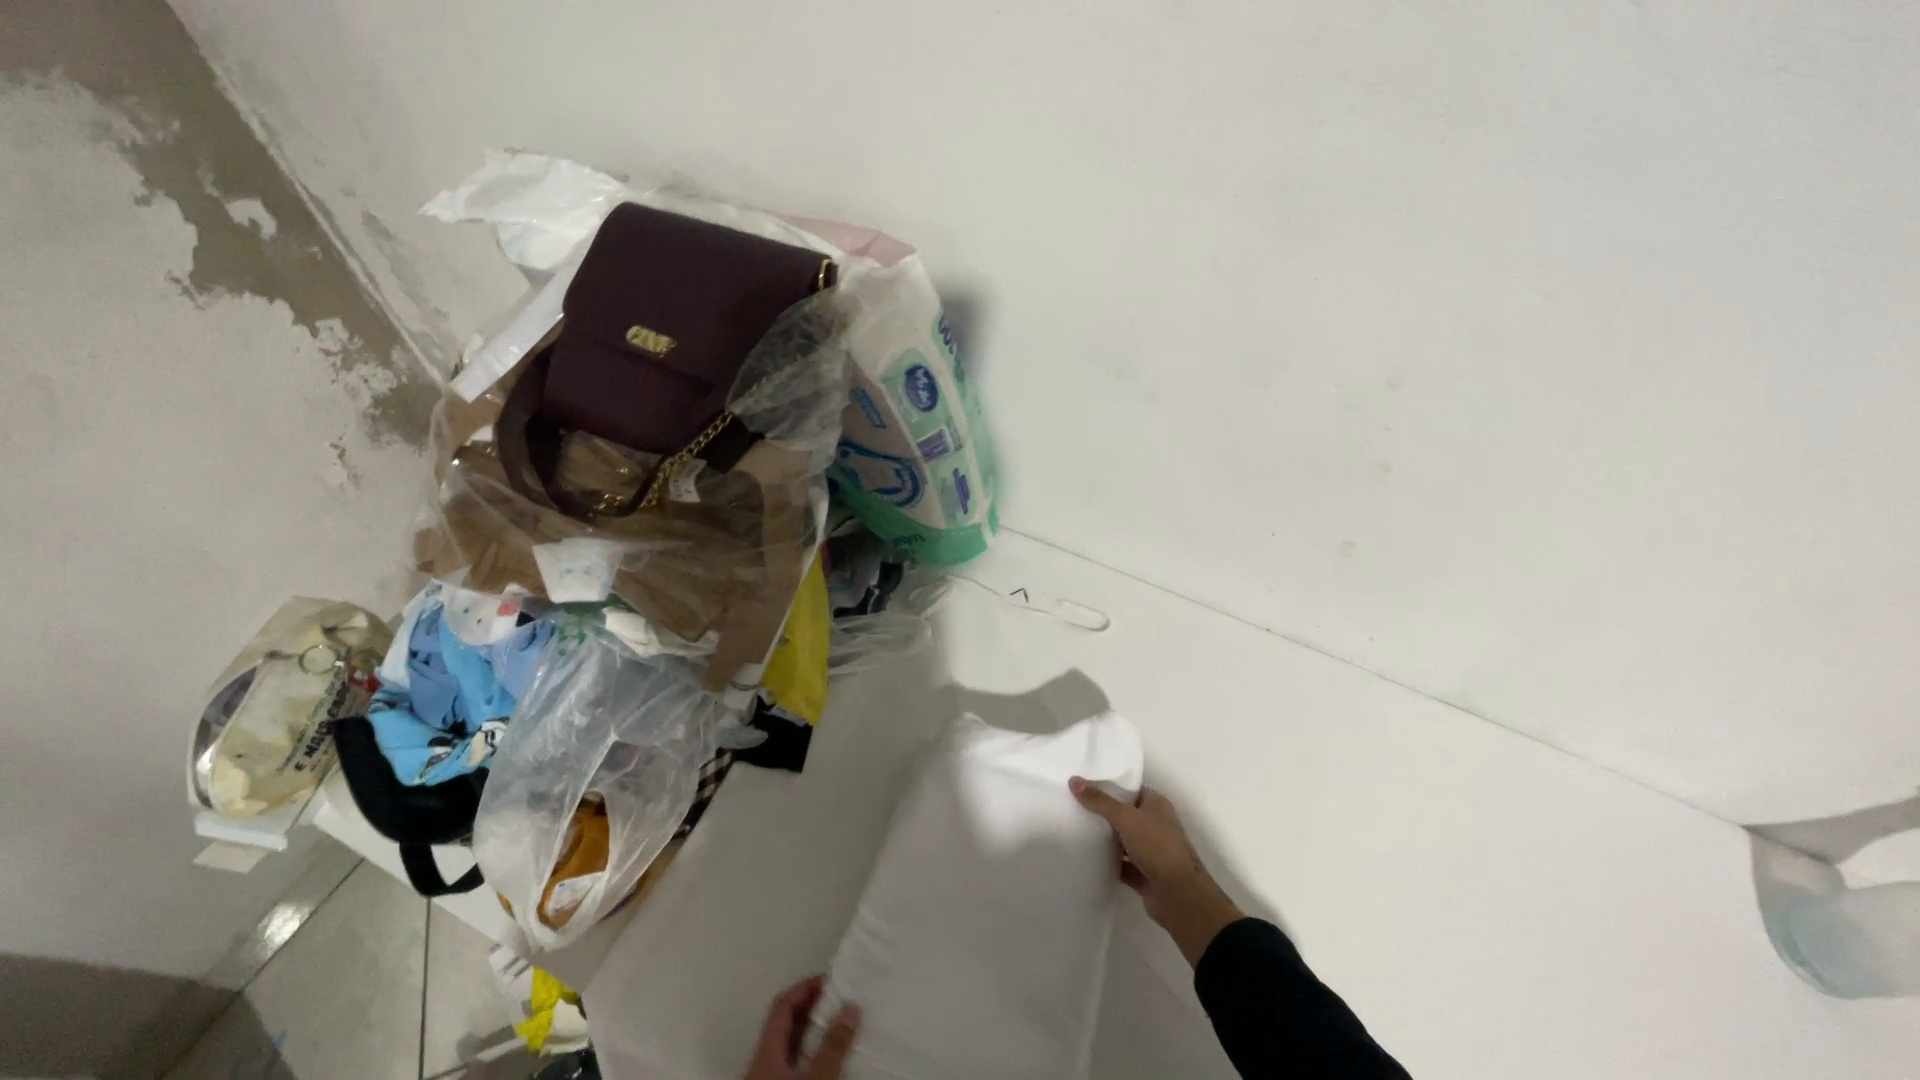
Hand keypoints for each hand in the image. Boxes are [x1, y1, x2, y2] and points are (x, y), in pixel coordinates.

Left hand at [743, 975, 860, 1079]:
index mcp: (766, 1052)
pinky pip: (794, 1066)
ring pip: (790, 1048)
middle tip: (842, 1001)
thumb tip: (851, 1007)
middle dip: (812, 1009)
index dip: (805, 988)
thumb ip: (833, 1047)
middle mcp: (763, 1063)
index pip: (782, 1006)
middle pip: (785, 1026)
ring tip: (842, 1027)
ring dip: (814, 1034)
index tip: (832, 981)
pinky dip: (813, 1056)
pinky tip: (832, 1063)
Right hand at [1070, 777, 1244, 966]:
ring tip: (1074, 829)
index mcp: (1157, 805)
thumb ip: (1100, 801)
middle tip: (1073, 806)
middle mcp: (1155, 825)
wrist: (1179, 895)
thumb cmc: (1158, 847)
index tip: (1082, 785)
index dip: (1109, 787)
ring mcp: (1150, 851)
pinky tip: (1085, 857)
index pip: (1130, 790)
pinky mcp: (1143, 874)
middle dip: (1102, 813)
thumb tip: (1074, 781)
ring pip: (1122, 840)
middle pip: (1124, 815)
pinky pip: (1120, 864)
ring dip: (1104, 839)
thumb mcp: (1126, 818)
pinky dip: (1106, 862)